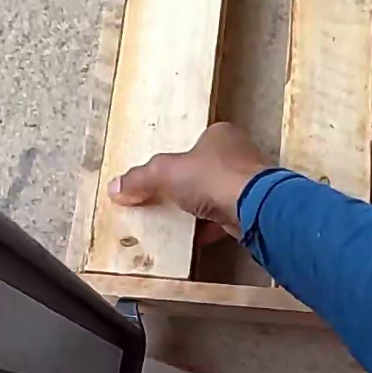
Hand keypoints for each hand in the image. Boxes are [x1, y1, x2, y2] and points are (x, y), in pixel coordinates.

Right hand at [108, 121, 268, 233]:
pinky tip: (195, 238)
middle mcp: (240, 154)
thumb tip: (115, 188)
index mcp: (221, 135)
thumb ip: (141, 179)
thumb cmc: (213, 177)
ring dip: (201, 208)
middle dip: (189, 186)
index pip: (195, 143)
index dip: (178, 159)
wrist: (254, 208)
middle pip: (207, 170)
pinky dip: (212, 227)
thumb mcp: (166, 173)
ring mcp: (251, 183)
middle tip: (167, 200)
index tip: (163, 176)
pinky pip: (227, 217)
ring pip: (218, 195)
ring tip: (178, 220)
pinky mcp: (256, 209)